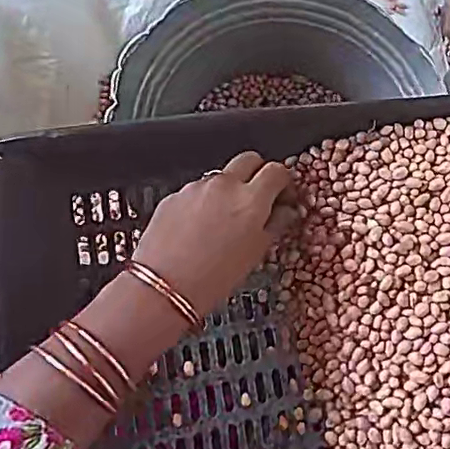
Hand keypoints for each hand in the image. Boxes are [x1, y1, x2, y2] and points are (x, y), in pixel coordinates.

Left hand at [134, 151, 300, 314]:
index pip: (277, 171)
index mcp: (252, 199)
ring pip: (221, 176)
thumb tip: (285, 212)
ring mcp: (197, 188)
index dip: (283, 182)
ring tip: (225, 221)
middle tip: (258, 196)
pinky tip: (200, 228)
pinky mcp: (174, 196)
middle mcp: (225, 185)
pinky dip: (204, 202)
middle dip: (258, 173)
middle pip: (249, 160)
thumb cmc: (213, 277)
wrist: (164, 288)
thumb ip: (275, 224)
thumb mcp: (256, 253)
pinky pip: (196, 191)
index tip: (282, 196)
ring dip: (228, 189)